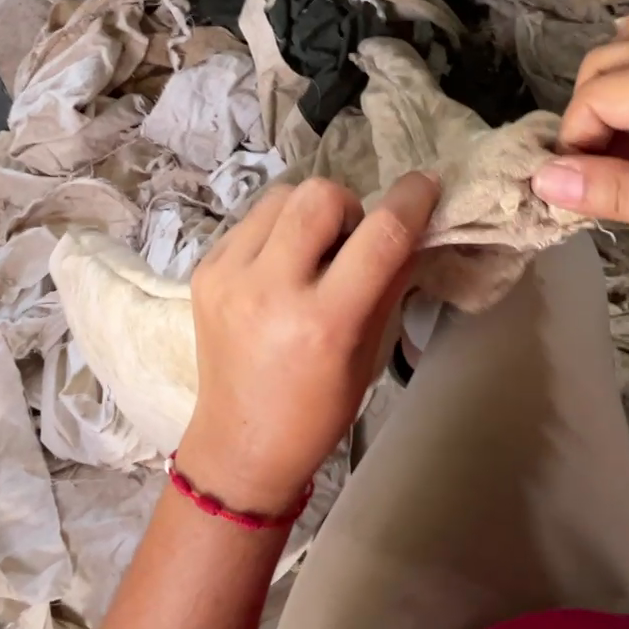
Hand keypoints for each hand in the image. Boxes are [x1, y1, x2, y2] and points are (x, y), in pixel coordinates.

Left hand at [176, 174, 440, 514]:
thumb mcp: (368, 354)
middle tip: (349, 242)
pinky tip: (277, 267)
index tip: (424, 184)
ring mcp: (228, 275)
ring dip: (308, 213)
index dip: (411, 200)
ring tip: (310, 253)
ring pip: (282, 195)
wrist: (239, 444)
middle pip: (320, 195)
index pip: (379, 236)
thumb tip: (412, 228)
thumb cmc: (316, 411)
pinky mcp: (204, 270)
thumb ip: (390, 284)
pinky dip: (275, 231)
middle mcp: (269, 289)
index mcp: (322, 322)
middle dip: (349, 206)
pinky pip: (251, 219)